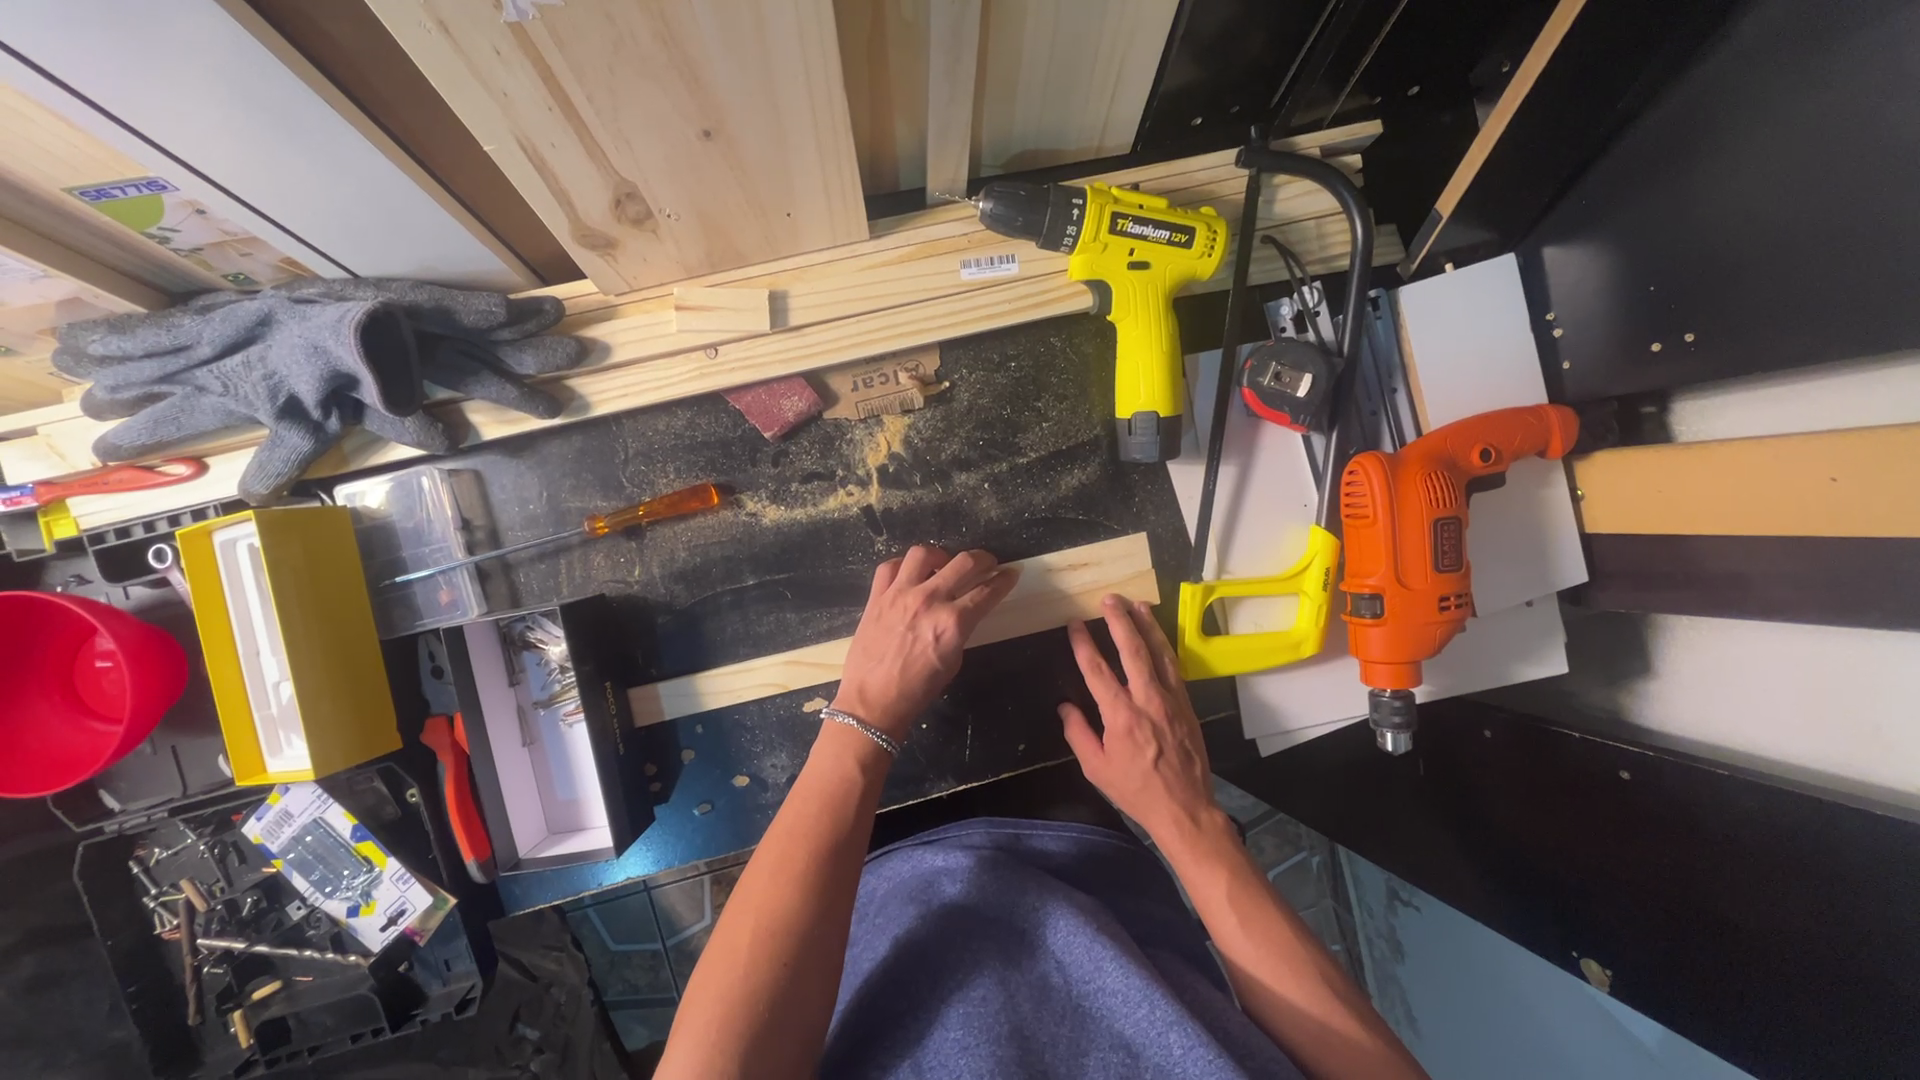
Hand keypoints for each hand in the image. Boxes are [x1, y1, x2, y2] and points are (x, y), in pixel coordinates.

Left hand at [832, 545, 1018, 739]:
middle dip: (983, 559)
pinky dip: (903, 566)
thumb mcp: (953, 662)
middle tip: (986, 563)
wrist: (872, 702)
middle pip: (964, 563)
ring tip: (943, 565)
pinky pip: (889, 566)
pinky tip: (910, 575)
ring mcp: (899, 595)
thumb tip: (964, 612)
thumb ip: (961, 630)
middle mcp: (928, 600)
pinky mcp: (876, 597)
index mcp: (953, 622)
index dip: (1004, 580)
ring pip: (923, 553)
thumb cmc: (917, 690)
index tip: (1010, 573)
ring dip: (940, 555)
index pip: (987, 591)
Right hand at [1060, 595, 1225, 845]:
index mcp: (1120, 716)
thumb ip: (1078, 733)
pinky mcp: (1187, 704)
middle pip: (1131, 651)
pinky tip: (1158, 635)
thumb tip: (1065, 706)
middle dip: (1118, 621)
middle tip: (1108, 599)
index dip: (1084, 644)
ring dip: (1147, 625)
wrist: (1185, 808)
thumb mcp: (1095, 769)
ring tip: (1136, 604)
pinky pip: (1174, 667)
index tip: (1075, 624)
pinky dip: (1165, 646)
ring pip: (1159, 653)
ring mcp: (1171, 700)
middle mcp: (1147, 700)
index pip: (1097, 670)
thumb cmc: (1135, 790)